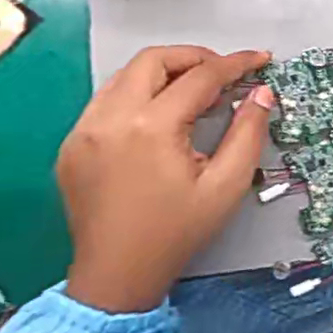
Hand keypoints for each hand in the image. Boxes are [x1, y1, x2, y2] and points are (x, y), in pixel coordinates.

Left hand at [57, 45, 273, 312]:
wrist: (116, 275)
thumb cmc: (176, 233)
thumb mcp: (226, 187)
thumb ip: (248, 134)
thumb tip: (260, 93)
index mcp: (152, 127)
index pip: (200, 76)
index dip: (235, 64)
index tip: (258, 59)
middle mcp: (111, 117)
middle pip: (154, 59)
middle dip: (194, 57)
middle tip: (223, 74)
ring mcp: (84, 128)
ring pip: (126, 75)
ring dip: (164, 73)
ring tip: (193, 92)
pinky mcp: (72, 142)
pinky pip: (107, 100)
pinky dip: (137, 94)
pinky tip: (157, 117)